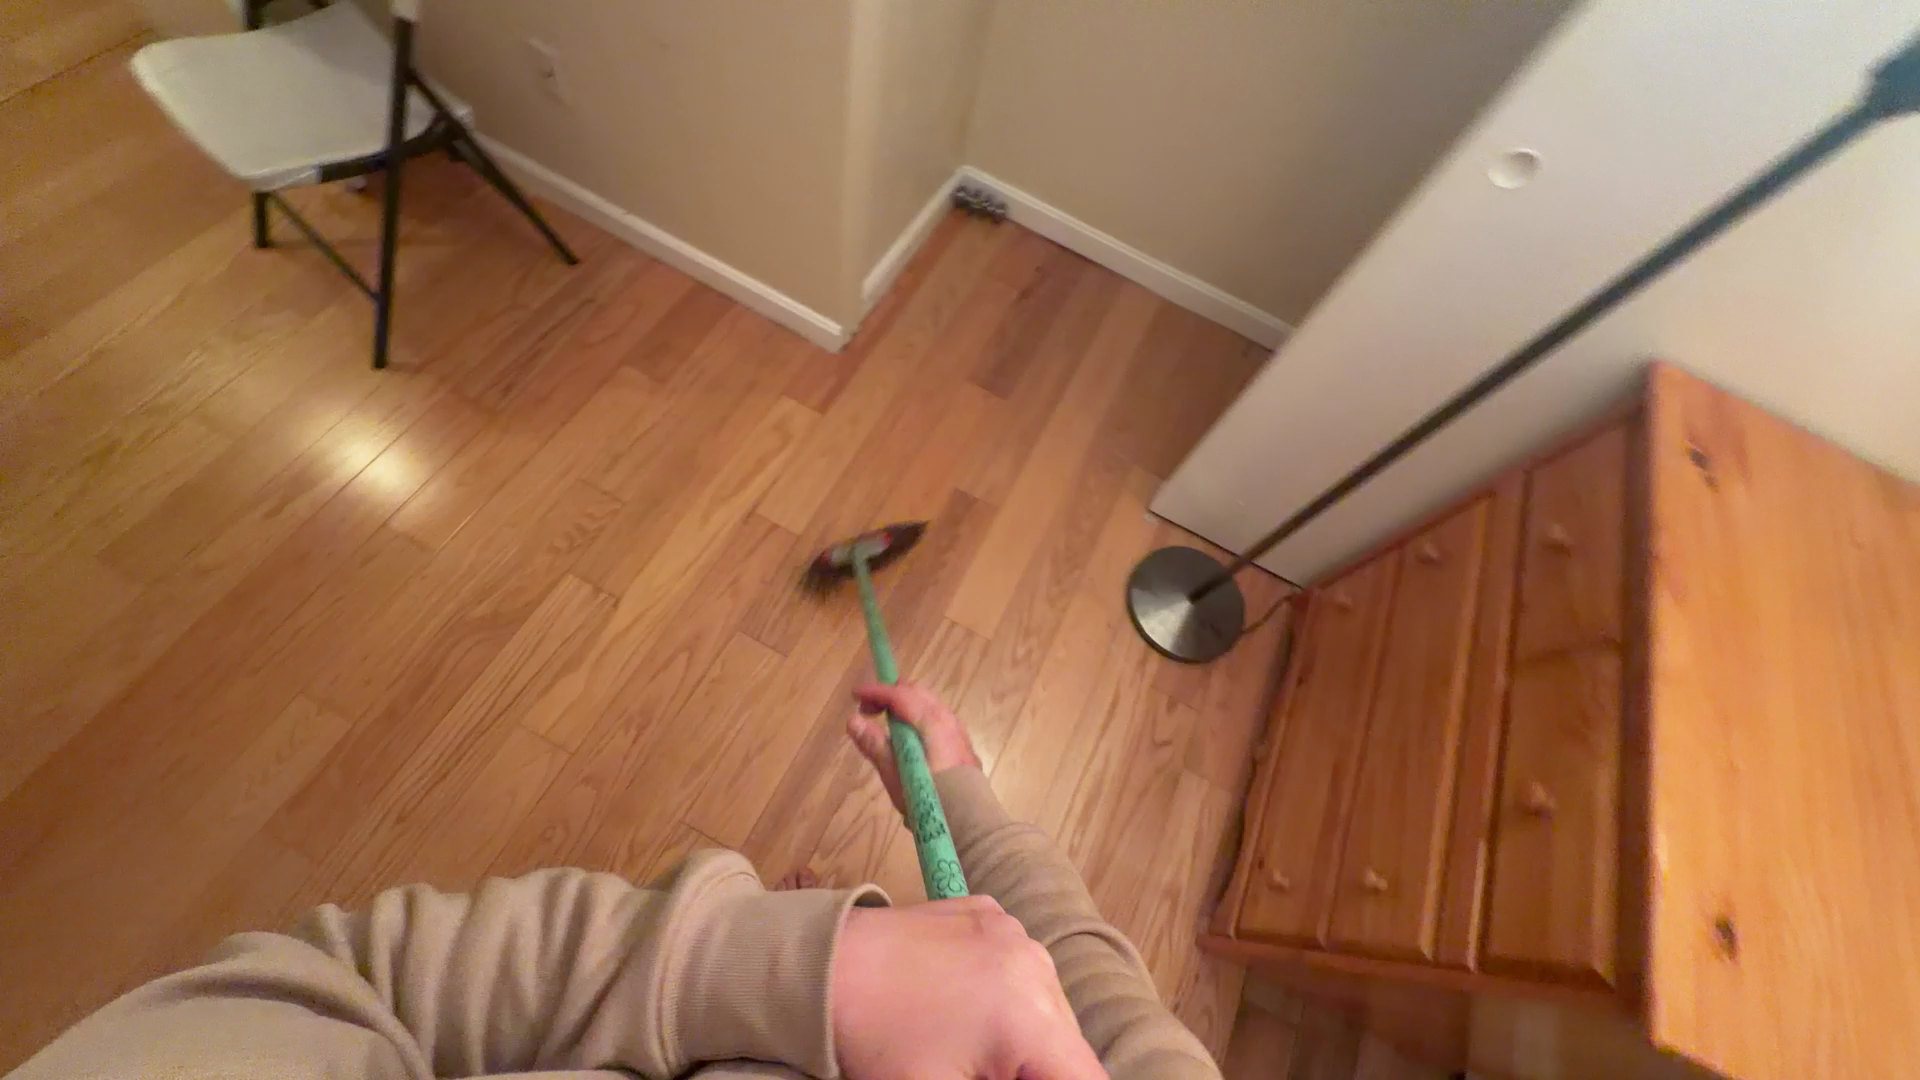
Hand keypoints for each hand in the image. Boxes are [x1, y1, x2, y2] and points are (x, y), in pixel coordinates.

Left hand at [832, 897, 1104, 1079]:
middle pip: (1067, 1044)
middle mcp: (1034, 960)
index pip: (1088, 1079)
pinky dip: (1007, 995)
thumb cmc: (879, 1041)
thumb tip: (1018, 1077)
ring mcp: (1012, 927)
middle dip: (1036, 1072)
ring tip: (968, 1048)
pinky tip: (961, 1008)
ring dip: (1025, 1038)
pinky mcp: (989, 911)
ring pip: (1047, 1004)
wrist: (827, 963)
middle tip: (981, 1073)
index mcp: (1030, 1014)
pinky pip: (1019, 966)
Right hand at [846, 683, 981, 813]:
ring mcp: (956, 730)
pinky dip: (917, 717)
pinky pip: (936, 718)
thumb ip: (875, 744)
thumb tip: (853, 720)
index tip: (854, 694)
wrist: (968, 819)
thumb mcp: (895, 772)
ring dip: (904, 705)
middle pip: (915, 692)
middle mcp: (947, 718)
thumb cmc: (928, 795)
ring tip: (886, 724)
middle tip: (868, 710)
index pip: (900, 695)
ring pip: (928, 704)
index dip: (875, 691)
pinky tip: (909, 737)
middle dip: (889, 694)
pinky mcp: (960, 743)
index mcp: (931, 720)